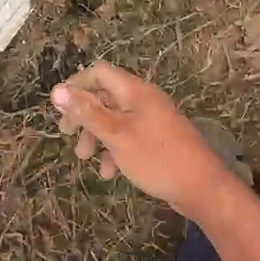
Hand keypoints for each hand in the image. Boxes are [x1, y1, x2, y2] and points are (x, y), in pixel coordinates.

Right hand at [51, 62, 233, 215]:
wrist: (203, 188)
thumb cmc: (156, 157)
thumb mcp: (116, 135)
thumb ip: (87, 112)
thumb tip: (57, 90)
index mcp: (134, 91)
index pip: (99, 72)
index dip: (77, 85)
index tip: (60, 107)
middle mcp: (144, 99)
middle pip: (105, 96)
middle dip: (84, 116)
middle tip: (67, 134)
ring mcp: (153, 119)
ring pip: (115, 119)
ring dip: (97, 135)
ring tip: (85, 158)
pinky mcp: (159, 139)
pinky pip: (129, 135)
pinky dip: (115, 148)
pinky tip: (109, 172)